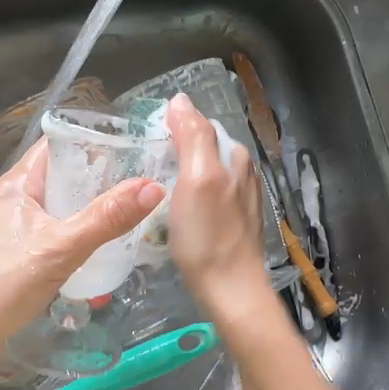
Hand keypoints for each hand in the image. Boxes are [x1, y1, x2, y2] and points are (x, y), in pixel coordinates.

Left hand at [0, 138, 163, 368]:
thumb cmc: (5, 285)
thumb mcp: (64, 248)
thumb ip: (108, 217)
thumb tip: (153, 187)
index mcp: (16, 184)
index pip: (56, 145)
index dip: (91, 141)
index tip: (129, 149)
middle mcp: (7, 198)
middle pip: (57, 175)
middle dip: (95, 179)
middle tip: (136, 185)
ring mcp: (2, 227)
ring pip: (52, 206)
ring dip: (83, 209)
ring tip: (122, 216)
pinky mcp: (4, 253)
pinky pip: (44, 231)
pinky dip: (69, 233)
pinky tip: (89, 250)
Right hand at [165, 94, 271, 327]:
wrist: (231, 290)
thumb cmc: (207, 235)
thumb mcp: (197, 178)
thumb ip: (193, 136)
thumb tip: (180, 99)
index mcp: (235, 156)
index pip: (201, 125)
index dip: (173, 127)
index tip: (145, 141)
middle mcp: (243, 172)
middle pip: (204, 148)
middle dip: (178, 149)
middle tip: (144, 164)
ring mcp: (242, 199)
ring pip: (207, 173)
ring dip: (183, 173)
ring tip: (155, 186)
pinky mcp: (236, 223)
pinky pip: (209, 197)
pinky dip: (191, 196)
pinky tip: (177, 210)